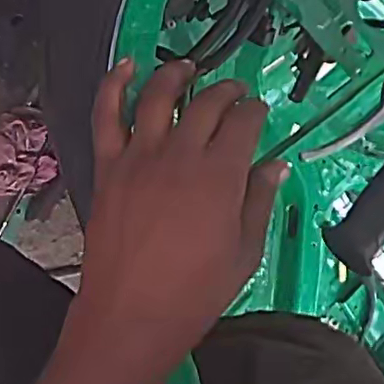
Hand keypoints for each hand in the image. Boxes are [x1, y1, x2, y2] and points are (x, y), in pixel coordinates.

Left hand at [75, 60, 286, 361]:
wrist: (130, 316)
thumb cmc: (194, 293)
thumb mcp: (244, 252)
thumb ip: (259, 201)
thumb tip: (275, 166)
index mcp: (220, 175)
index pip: (244, 123)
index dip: (255, 111)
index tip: (259, 112)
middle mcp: (181, 154)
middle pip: (208, 103)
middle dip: (227, 91)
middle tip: (235, 93)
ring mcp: (140, 156)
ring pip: (159, 96)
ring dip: (177, 74)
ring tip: (189, 67)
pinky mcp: (109, 165)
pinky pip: (107, 115)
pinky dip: (114, 85)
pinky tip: (126, 67)